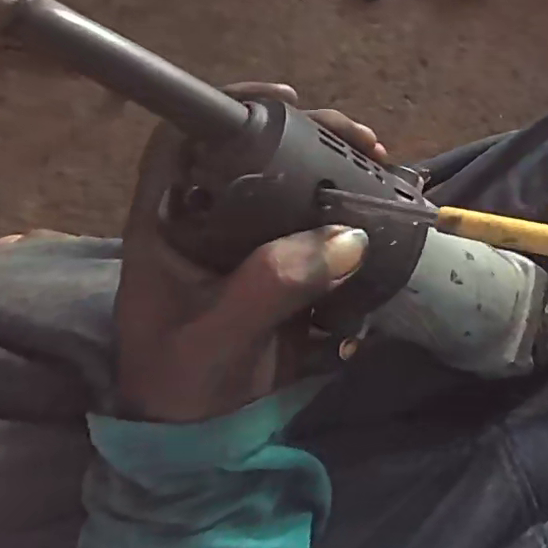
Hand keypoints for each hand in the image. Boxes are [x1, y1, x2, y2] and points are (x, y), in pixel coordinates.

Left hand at [112, 84, 383, 422]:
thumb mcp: (216, 342)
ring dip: (335, 169)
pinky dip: (348, 213)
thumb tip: (349, 237)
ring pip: (288, 185)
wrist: (199, 443)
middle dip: (308, 137)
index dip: (227, 109)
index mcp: (167, 225)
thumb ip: (273, 287)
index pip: (182, 142)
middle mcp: (206, 223)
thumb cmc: (183, 392)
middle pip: (251, 155)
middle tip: (360, 140)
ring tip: (379, 167)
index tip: (285, 104)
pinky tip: (377, 210)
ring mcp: (246, 243)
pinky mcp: (279, 264)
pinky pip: (315, 224)